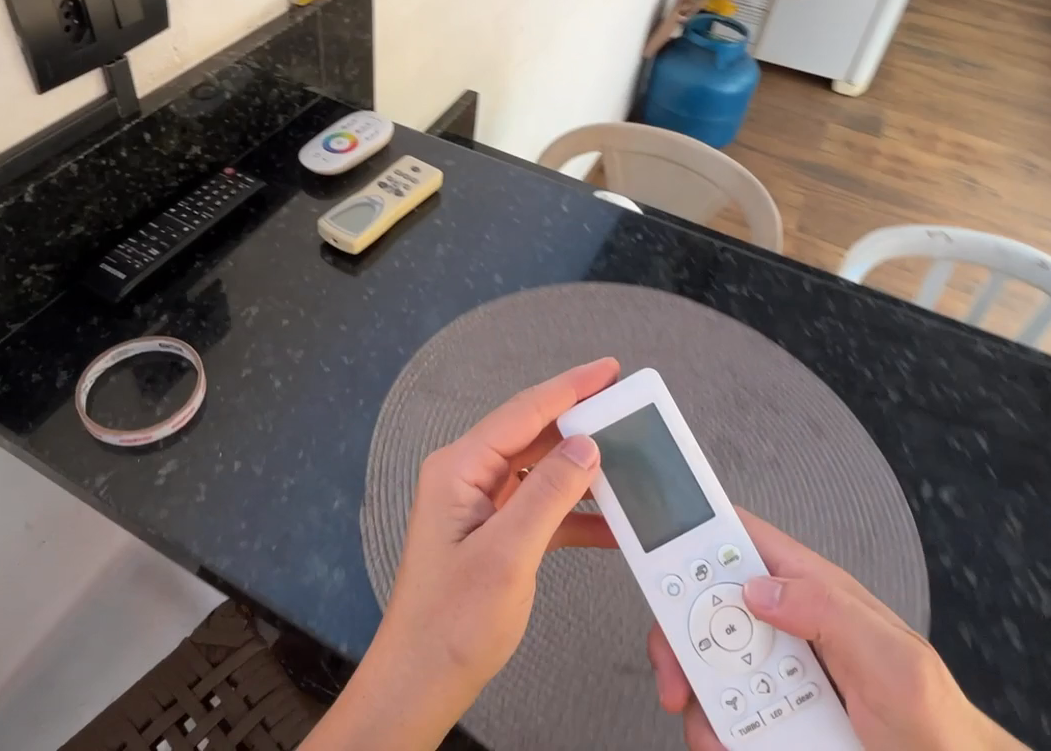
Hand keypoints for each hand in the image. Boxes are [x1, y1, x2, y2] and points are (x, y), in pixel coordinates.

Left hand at [303, 358, 620, 748]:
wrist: (423, 679)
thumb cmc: (449, 624)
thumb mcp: (507, 555)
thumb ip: (549, 495)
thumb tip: (586, 448)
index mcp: (459, 468)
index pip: (523, 412)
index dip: (570, 388)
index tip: (607, 371)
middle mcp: (468, 477)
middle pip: (533, 434)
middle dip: (582, 423)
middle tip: (626, 410)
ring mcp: (482, 504)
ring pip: (542, 470)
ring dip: (583, 470)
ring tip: (627, 461)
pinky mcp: (496, 531)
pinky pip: (543, 506)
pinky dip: (577, 511)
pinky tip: (611, 522)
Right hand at [647, 510, 1027, 750]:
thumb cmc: (935, 722)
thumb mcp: (893, 661)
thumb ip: (829, 610)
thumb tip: (758, 587)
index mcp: (808, 589)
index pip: (737, 538)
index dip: (690, 529)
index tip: (650, 545)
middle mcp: (782, 621)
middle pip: (704, 605)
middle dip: (679, 637)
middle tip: (676, 675)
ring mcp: (773, 667)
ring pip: (705, 663)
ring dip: (697, 696)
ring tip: (715, 732)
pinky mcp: (769, 712)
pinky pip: (721, 713)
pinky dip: (713, 732)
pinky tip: (727, 746)